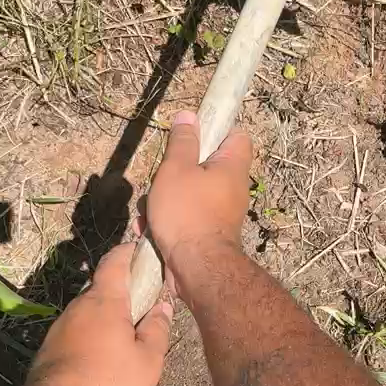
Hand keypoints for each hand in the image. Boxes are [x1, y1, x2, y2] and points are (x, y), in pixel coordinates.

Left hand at [20, 239, 174, 385]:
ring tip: (124, 343)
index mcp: (105, 301)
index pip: (114, 262)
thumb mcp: (148, 360)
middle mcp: (79, 306)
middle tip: (143, 310)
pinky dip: (92, 337)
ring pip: (89, 314)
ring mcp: (61, 325)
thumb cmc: (109, 382)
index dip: (128, 252)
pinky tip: (102, 361)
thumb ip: (158, 329)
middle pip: (103, 290)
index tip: (140, 250)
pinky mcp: (51, 346)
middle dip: (122, 295)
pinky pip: (77, 332)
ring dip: (106, 320)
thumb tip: (163, 307)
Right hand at [146, 110, 253, 293]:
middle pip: (203, 166)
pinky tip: (149, 230)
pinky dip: (167, 221)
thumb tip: (188, 116)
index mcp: (232, 166)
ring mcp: (220, 213)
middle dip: (176, 172)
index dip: (215, 131)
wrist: (196, 268)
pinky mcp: (207, 234)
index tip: (191, 136)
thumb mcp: (177, 169)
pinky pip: (185, 218)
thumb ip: (182, 142)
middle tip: (162, 179)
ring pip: (189, 194)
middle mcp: (232, 189)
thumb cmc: (188, 213)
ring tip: (150, 211)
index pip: (236, 135)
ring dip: (164, 200)